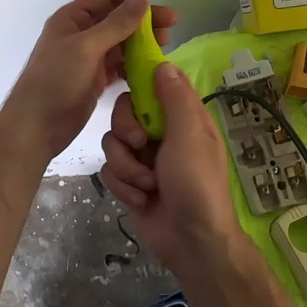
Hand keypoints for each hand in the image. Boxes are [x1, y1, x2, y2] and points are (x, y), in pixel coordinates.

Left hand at [1, 0, 178, 159]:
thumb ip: (116, 23)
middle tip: (173, 21)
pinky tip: (153, 64)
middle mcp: (81, 34)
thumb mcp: (86, 47)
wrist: (37, 126)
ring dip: (143, 40)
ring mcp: (89, 58)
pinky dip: (136, 63)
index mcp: (72, 19)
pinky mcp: (96, 80)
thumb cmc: (56, 80)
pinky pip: (121, 65)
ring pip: (122, 42)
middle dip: (144, 17)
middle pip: (118, 18)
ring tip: (167, 41)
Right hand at [98, 62, 246, 279]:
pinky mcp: (131, 183)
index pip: (156, 86)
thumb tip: (164, 64)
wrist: (192, 243)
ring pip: (113, 143)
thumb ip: (175, 100)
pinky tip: (141, 199)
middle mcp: (163, 134)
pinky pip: (110, 171)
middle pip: (125, 113)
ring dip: (126, 166)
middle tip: (139, 144)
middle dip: (126, 131)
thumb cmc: (197, 185)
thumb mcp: (190, 137)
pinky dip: (123, 186)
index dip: (140, 85)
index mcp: (184, 118)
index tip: (128, 89)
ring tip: (146, 185)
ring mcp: (145, 160)